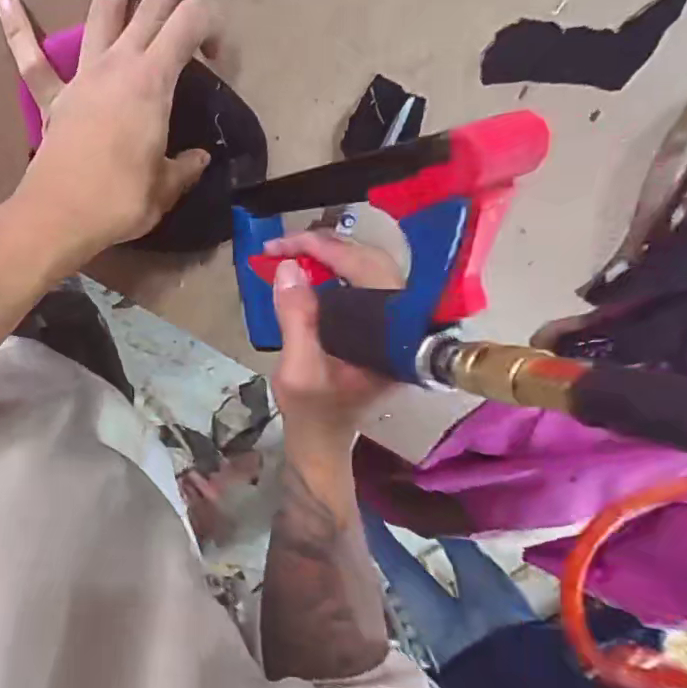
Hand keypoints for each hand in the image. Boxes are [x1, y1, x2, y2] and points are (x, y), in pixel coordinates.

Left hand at [0, 0, 218, 272]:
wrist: (56, 219)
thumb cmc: (116, 203)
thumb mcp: (163, 189)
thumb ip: (183, 169)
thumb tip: (197, 160)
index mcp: (153, 83)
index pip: (190, 27)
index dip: (211, 28)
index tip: (214, 59)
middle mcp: (119, 66)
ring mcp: (83, 77)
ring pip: (102, 7)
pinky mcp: (53, 99)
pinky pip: (34, 61)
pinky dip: (19, 30)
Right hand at [265, 231, 403, 446]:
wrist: (323, 442)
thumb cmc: (312, 412)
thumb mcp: (298, 370)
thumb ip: (297, 319)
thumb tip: (288, 267)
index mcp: (395, 335)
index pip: (367, 270)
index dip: (324, 250)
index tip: (282, 245)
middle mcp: (405, 323)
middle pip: (371, 262)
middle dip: (324, 247)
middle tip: (281, 245)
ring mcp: (394, 324)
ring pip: (367, 269)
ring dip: (327, 256)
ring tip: (288, 253)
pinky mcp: (381, 327)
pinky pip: (361, 285)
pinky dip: (331, 272)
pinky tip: (304, 272)